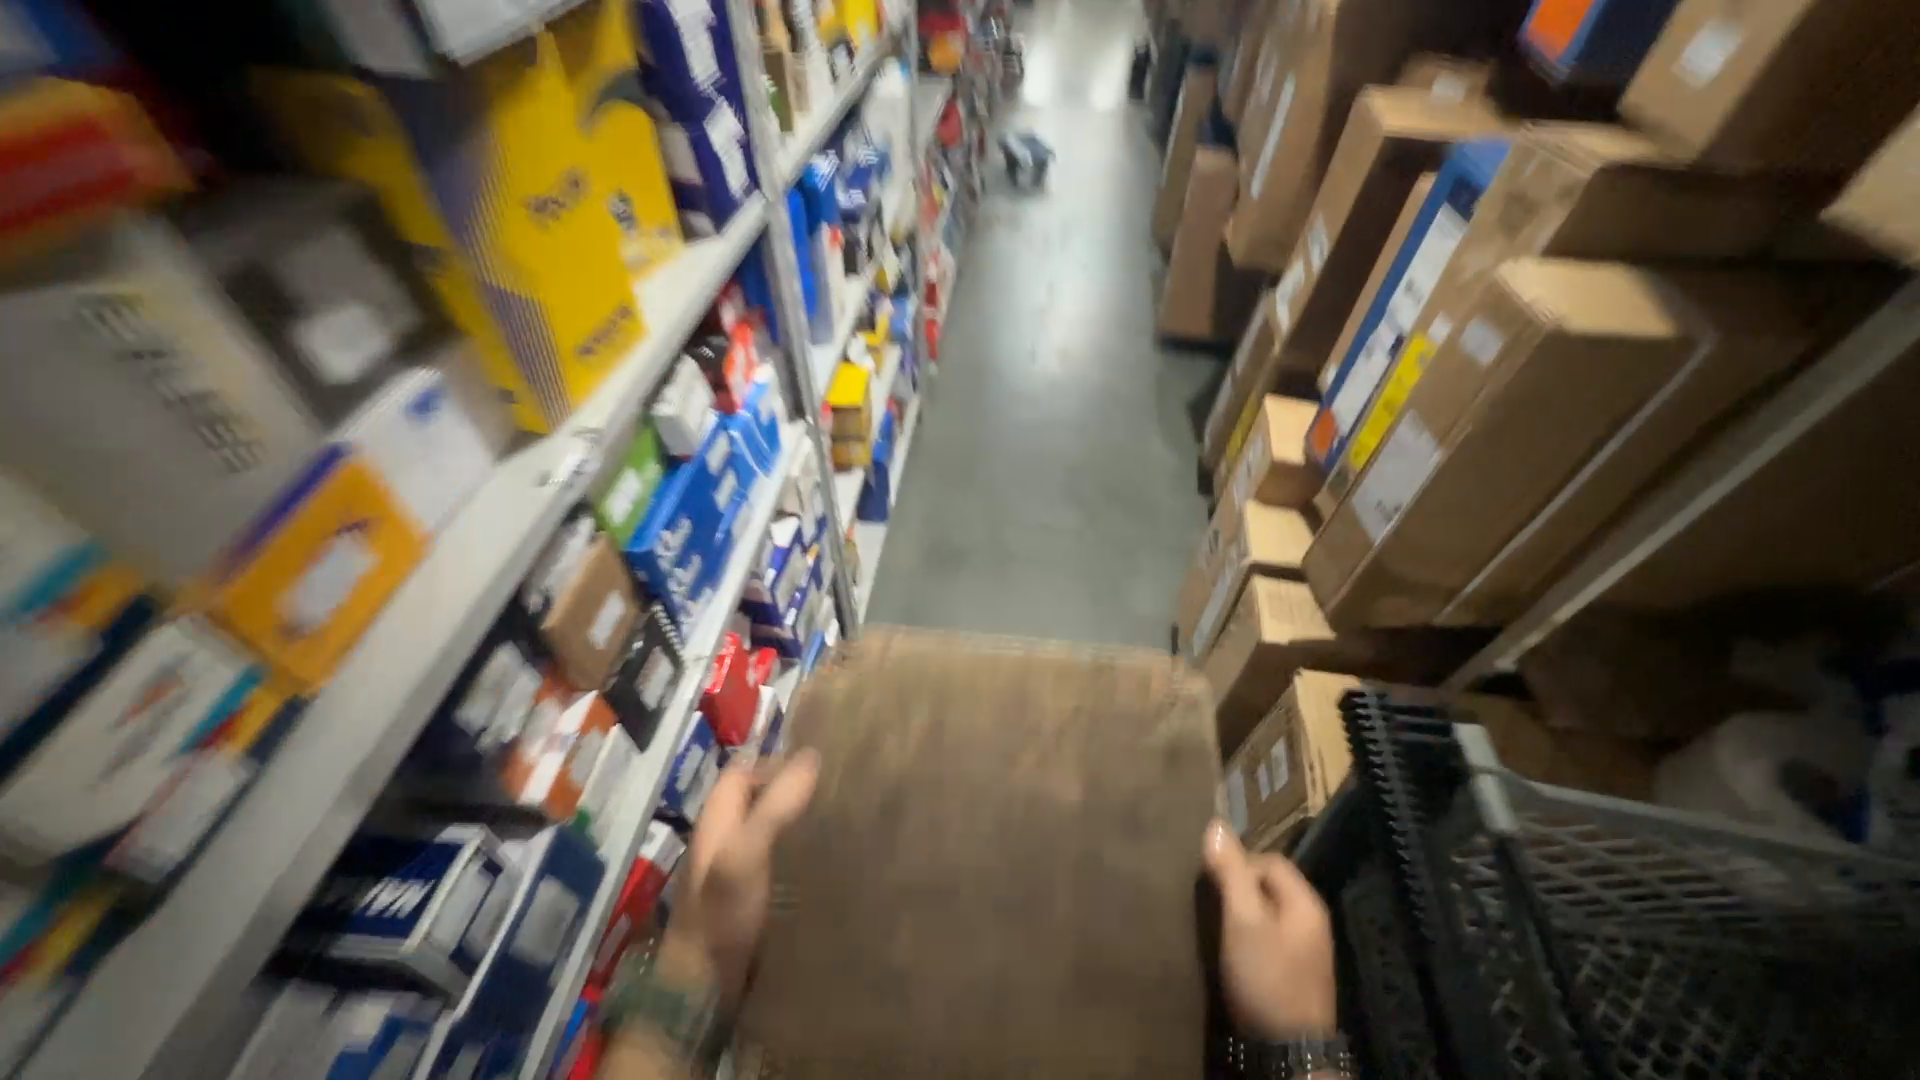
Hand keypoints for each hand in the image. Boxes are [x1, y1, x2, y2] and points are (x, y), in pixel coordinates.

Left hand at [674, 750, 819, 1000]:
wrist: (701, 991)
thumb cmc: (721, 915)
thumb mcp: (746, 855)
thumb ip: (774, 807)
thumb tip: (811, 756)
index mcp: (715, 822)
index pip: (741, 772)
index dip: (774, 762)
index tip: (819, 767)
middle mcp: (720, 841)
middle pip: (753, 799)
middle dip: (787, 790)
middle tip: (835, 791)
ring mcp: (731, 873)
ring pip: (763, 830)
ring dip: (793, 822)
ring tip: (837, 822)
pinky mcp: (746, 902)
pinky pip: (773, 862)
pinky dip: (795, 854)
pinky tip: (822, 864)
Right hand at [1203, 819, 1336, 1040]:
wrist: (1288, 1050)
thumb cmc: (1266, 977)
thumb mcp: (1242, 919)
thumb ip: (1231, 872)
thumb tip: (1216, 825)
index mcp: (1306, 902)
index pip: (1270, 860)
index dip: (1239, 863)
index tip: (1212, 883)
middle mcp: (1313, 921)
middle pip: (1270, 885)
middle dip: (1239, 887)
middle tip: (1211, 903)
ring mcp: (1308, 951)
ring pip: (1269, 913)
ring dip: (1243, 913)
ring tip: (1218, 925)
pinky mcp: (1297, 974)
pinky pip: (1271, 938)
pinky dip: (1250, 937)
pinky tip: (1234, 951)